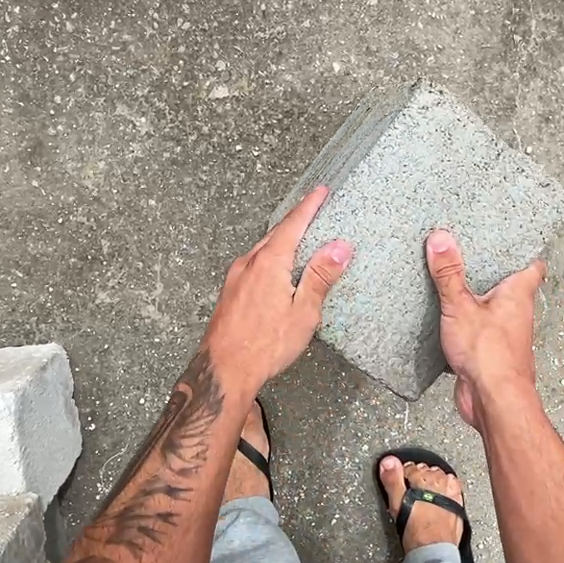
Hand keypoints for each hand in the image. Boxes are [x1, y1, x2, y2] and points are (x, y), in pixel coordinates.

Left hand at [200, 187, 352, 398]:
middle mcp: (249, 264)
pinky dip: (270, 255)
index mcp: (269, 263)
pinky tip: (276, 268)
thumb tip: (339, 247)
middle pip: (276, 233)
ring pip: (263, 248)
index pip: (293, 224)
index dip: (309, 206)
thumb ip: (320, 276)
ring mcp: (236, 278)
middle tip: (313, 208)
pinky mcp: (230, 291)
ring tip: (299, 236)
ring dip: (282, 238)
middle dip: (296, 219)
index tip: (320, 191)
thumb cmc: (264, 345)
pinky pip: (254, 263)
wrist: (223, 370)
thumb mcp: (303, 312)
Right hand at [425, 230, 545, 430]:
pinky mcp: (488, 354)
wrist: (494, 401)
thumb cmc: (491, 357)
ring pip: (493, 312)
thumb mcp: (461, 306)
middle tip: (476, 259)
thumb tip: (442, 239)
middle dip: (494, 276)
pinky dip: (465, 327)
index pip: (532, 267)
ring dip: (478, 302)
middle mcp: (515, 314)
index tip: (512, 241)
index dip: (524, 253)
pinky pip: (477, 333)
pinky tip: (447, 324)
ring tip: (457, 286)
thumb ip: (449, 273)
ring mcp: (503, 335)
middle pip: (511, 288)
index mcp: (517, 295)